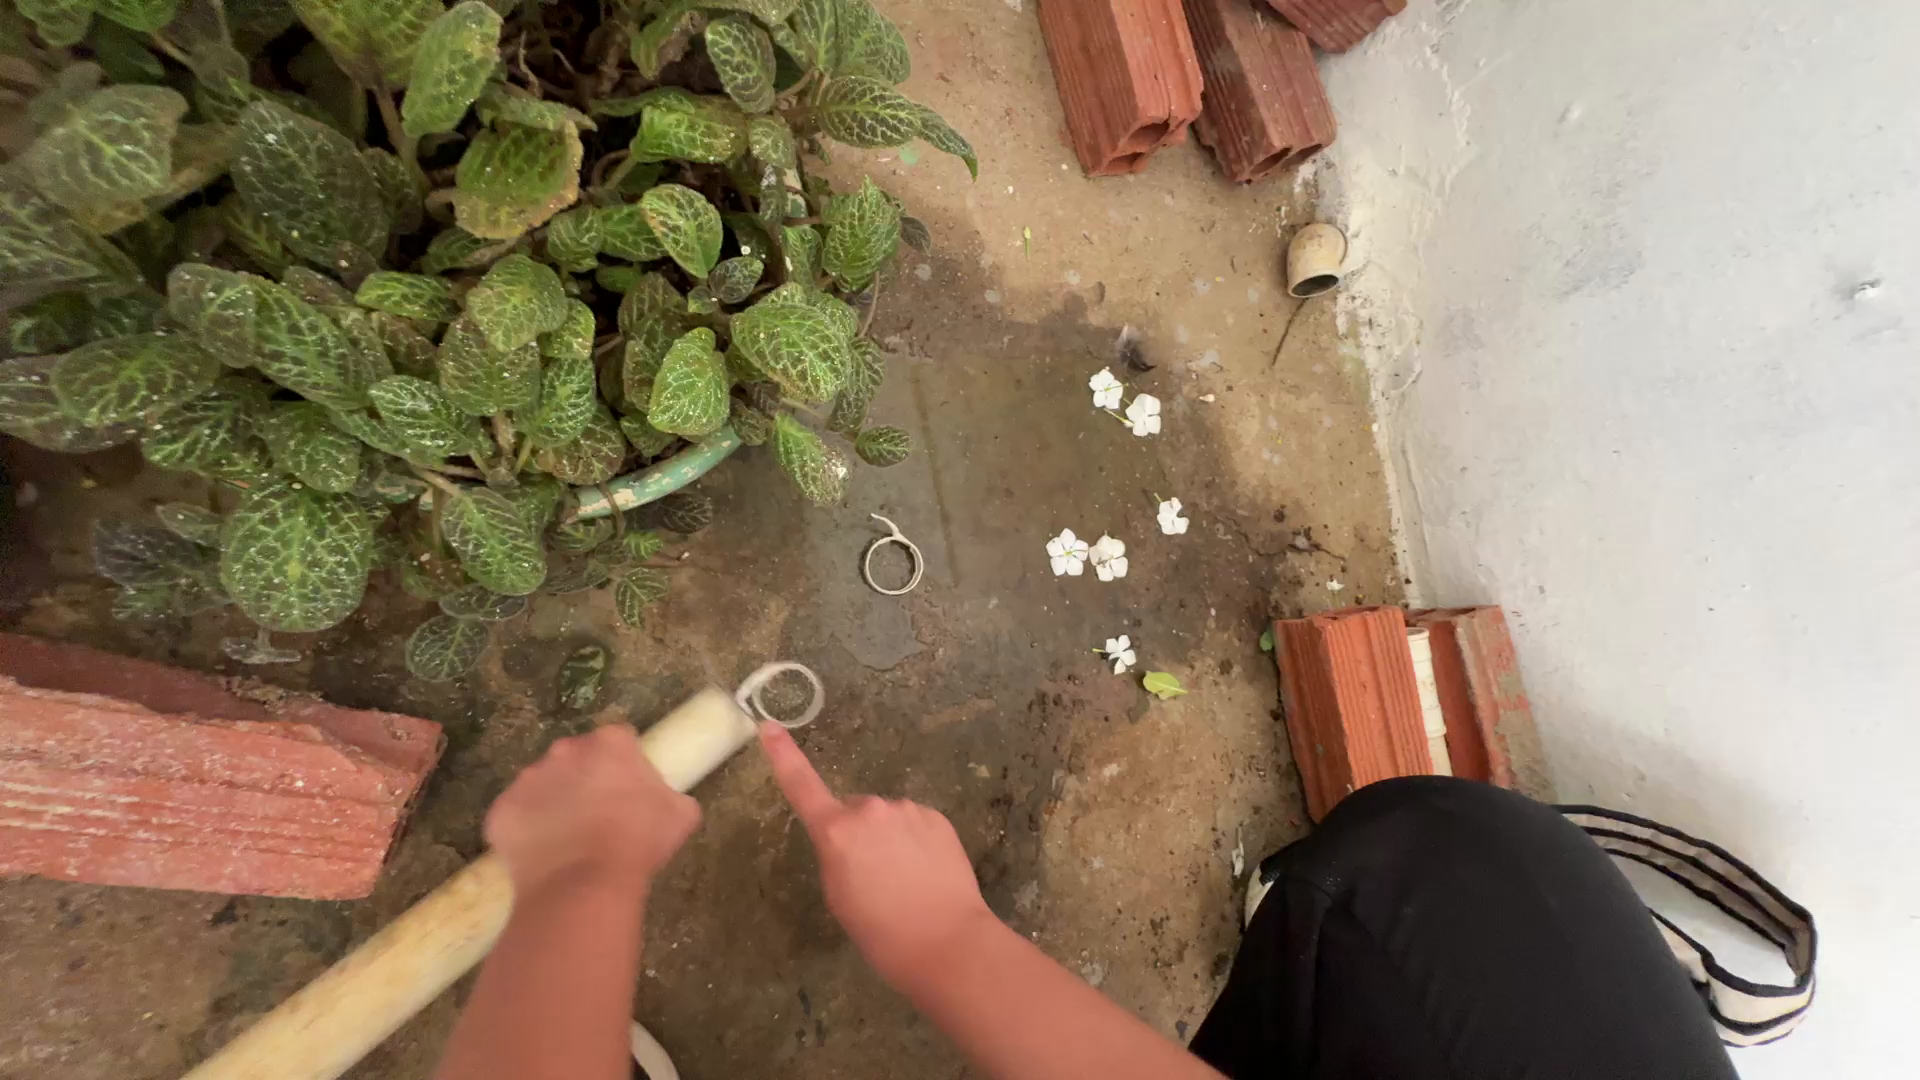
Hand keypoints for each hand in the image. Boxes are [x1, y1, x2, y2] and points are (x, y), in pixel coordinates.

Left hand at [485, 724, 699, 898]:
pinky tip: (544, 851)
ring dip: (555, 800)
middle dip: (586, 777)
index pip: (620, 740)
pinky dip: (527, 827)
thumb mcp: (681, 813)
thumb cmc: (639, 842)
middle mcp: (566, 750)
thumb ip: (671, 794)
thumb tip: (664, 800)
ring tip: (569, 836)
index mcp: (611, 742)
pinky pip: (516, 813)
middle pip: (577, 757)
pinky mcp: (501, 810)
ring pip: (544, 783)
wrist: (583, 886)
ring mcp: (528, 779)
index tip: (629, 789)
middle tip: (600, 812)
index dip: (626, 764)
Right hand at [760, 721, 996, 991]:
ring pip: (886, 819)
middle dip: (856, 835)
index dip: (782, 755)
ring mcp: (907, 809)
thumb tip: (848, 838)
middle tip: (871, 878)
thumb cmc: (881, 933)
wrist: (947, 942)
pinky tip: (925, 873)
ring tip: (903, 882)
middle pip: (853, 813)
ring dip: (888, 839)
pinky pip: (914, 823)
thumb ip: (836, 855)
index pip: (802, 785)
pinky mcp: (936, 815)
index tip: (767, 725)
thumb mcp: (839, 898)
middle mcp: (871, 809)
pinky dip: (914, 842)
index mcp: (837, 832)